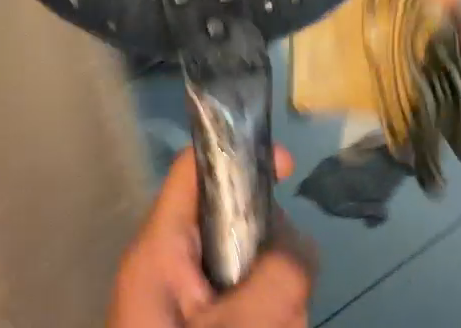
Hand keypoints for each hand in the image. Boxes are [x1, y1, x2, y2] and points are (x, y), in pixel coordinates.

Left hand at [109, 147, 315, 327]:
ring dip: (284, 305)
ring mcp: (202, 300)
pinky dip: (278, 321)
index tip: (289, 167)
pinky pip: (265, 302)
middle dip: (278, 260)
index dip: (239, 151)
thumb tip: (299, 253)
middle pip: (245, 217)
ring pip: (265, 266)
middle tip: (280, 314)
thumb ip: (276, 277)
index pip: (194, 169)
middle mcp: (178, 266)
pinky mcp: (222, 322)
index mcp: (161, 253)